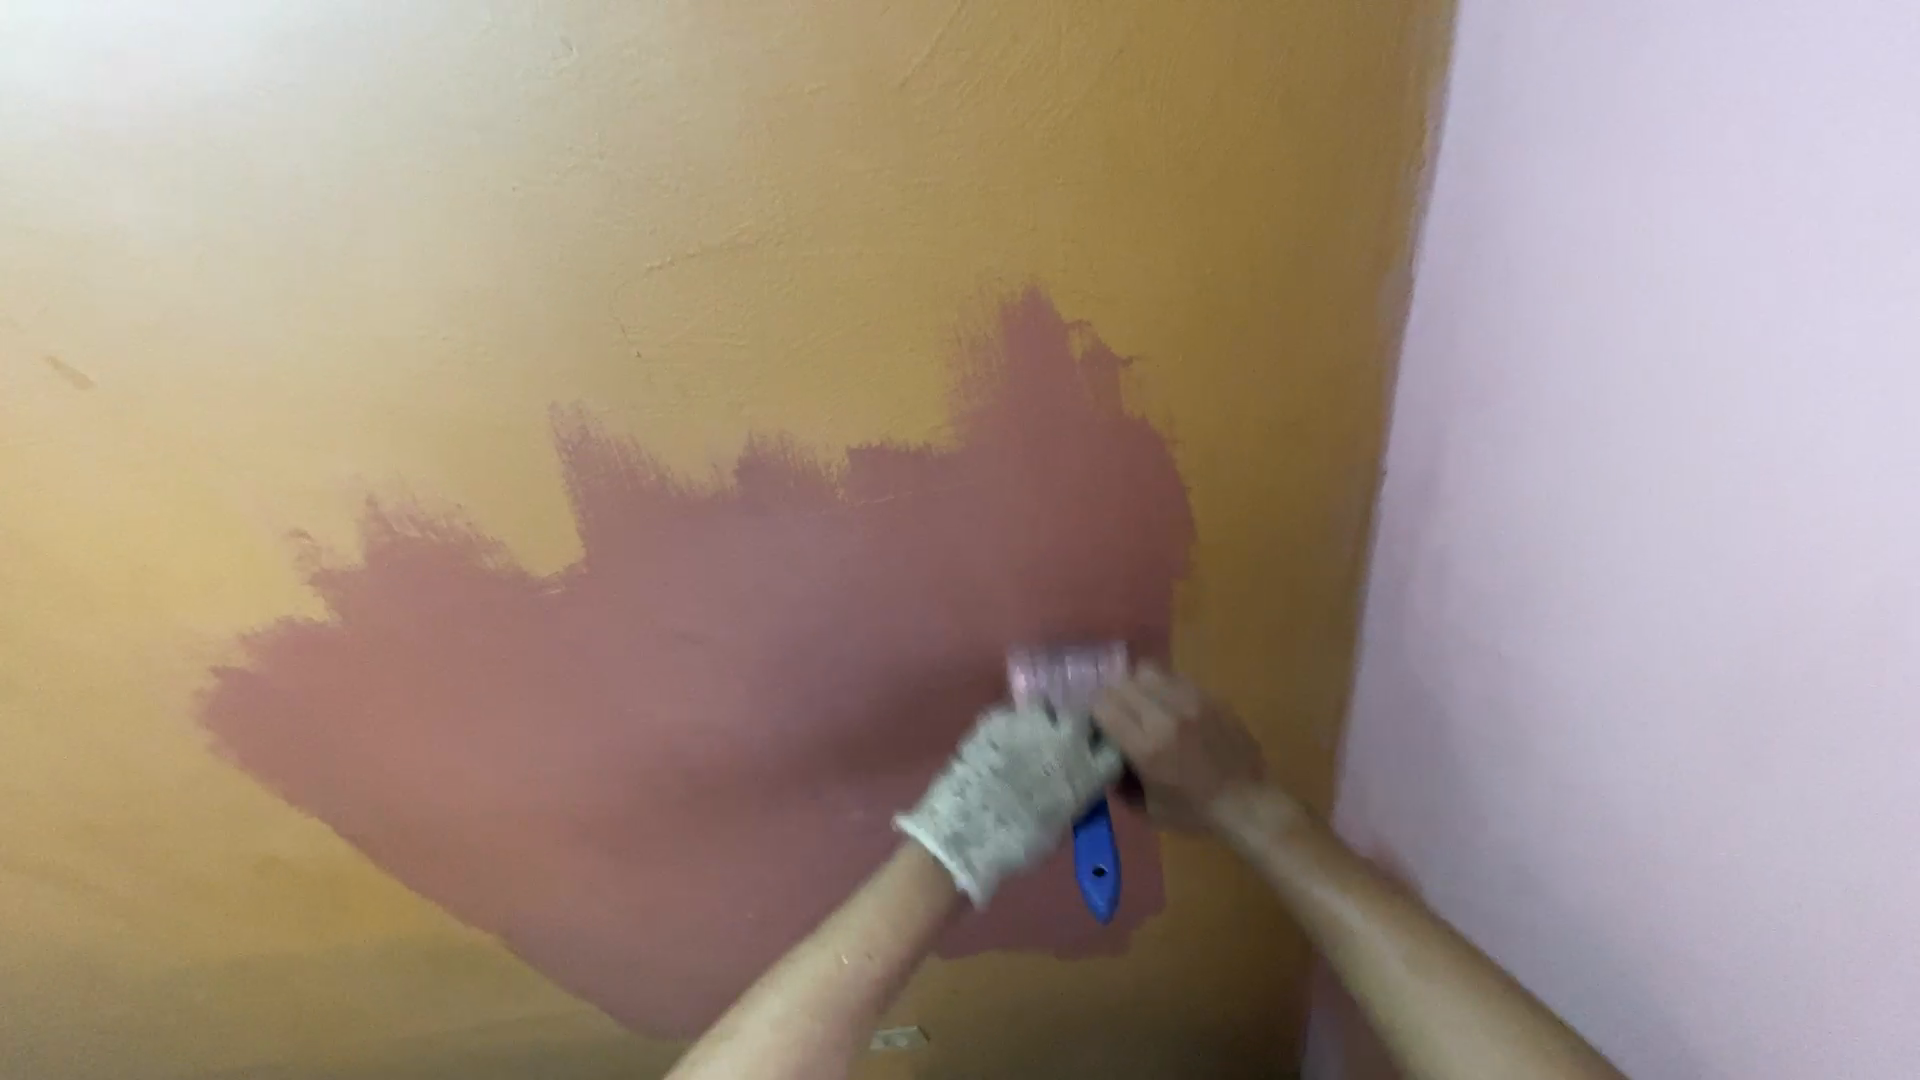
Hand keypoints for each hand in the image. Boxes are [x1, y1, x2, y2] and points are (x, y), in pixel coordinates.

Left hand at [894, 705, 1122, 906]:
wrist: (967, 833)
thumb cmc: (1017, 843)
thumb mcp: (1060, 823)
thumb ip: (1072, 794)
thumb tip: (1070, 782)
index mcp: (1086, 772)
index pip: (1110, 748)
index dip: (1100, 749)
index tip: (1091, 755)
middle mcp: (1065, 739)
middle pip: (1082, 715)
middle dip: (1073, 723)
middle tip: (1059, 737)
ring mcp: (1030, 723)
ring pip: (1043, 704)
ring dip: (1039, 716)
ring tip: (1025, 734)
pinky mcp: (997, 718)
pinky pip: (1009, 714)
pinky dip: (1007, 725)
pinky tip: (996, 743)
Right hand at [1092, 664, 1265, 830]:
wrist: (1249, 804)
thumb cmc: (1195, 813)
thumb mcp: (1147, 809)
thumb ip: (1119, 782)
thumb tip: (1103, 757)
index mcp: (1147, 748)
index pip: (1102, 705)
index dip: (1095, 712)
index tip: (1099, 724)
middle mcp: (1166, 717)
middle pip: (1121, 683)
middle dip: (1113, 697)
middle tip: (1118, 713)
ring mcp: (1191, 702)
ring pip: (1147, 671)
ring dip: (1138, 686)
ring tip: (1143, 703)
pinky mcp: (1211, 697)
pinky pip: (1175, 677)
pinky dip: (1165, 687)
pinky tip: (1170, 705)